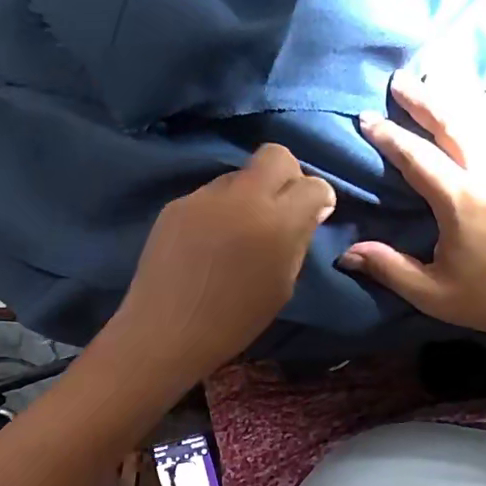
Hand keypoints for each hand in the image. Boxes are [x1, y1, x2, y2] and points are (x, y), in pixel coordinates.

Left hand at [105, 143, 336, 380]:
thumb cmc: (234, 321)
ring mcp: (205, 197)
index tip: (314, 214)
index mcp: (278, 222)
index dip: (319, 198)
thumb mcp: (282, 286)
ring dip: (248, 196)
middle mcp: (243, 197)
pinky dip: (217, 212)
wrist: (167, 331)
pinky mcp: (177, 204)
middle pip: (276, 155)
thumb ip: (298, 240)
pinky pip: (209, 196)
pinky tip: (207, 242)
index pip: (313, 185)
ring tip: (236, 233)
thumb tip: (310, 212)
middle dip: (287, 176)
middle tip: (281, 208)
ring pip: (239, 177)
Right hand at [340, 70, 485, 352]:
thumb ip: (390, 270)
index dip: (388, 135)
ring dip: (459, 90)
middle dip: (423, 96)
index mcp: (461, 201)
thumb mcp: (436, 296)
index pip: (416, 156)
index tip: (366, 119)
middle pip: (454, 117)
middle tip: (400, 80)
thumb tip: (346, 254)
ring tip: (438, 77)